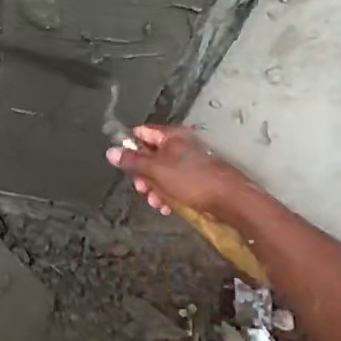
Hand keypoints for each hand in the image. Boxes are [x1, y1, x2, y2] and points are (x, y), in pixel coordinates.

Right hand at [105, 125, 254, 215]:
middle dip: (143, 175)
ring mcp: (189, 162)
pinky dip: (168, 195)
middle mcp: (180, 145)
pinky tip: (168, 206)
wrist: (228, 199)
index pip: (142, 133)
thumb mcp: (156, 170)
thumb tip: (111, 152)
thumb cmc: (193, 180)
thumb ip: (132, 161)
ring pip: (161, 173)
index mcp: (171, 136)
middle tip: (143, 188)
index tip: (124, 163)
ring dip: (155, 189)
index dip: (130, 146)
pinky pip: (174, 185)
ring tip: (158, 202)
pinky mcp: (195, 179)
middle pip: (150, 156)